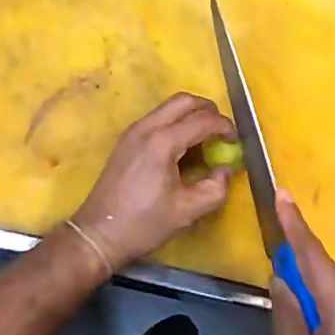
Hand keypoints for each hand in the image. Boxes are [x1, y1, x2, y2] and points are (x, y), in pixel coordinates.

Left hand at [69, 93, 233, 270]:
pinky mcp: (126, 139)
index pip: (202, 120)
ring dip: (190, 115)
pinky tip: (182, 148)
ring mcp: (133, 131)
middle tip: (222, 131)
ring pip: (168, 106)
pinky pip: (157, 117)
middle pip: (184, 100)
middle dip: (208, 110)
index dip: (225, 126)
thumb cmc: (143, 224)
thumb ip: (215, 189)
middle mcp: (147, 127)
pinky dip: (175, 122)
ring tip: (204, 140)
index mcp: (163, 142)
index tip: (236, 141)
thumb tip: (226, 170)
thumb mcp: (187, 211)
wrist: (98, 234)